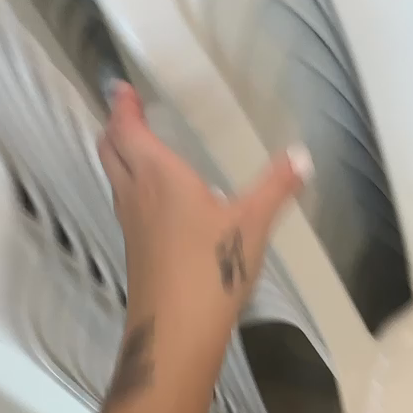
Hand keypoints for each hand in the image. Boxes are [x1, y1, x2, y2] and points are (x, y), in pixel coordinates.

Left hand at [95, 82, 308, 342]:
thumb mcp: (253, 223)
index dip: (123, 106)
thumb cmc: (213, 266)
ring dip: (123, 159)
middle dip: (117, 129)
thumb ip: (277, 187)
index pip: (128, 128)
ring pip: (116, 179)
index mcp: (159, 175)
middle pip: (111, 150)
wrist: (179, 326)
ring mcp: (133, 224)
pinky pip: (129, 206)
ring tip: (143, 154)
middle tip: (129, 117)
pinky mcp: (138, 251)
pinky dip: (136, 191)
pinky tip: (163, 206)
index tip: (121, 87)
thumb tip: (302, 155)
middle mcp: (136, 193)